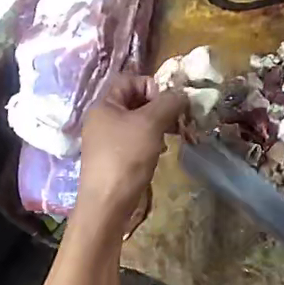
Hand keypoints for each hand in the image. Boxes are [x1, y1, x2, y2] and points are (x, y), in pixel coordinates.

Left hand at [76, 75, 187, 230]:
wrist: (107, 204)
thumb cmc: (126, 157)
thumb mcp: (150, 124)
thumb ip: (168, 103)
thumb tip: (181, 93)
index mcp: (104, 104)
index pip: (130, 80)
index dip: (152, 86)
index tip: (170, 103)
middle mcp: (102, 119)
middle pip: (134, 101)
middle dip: (159, 107)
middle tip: (177, 120)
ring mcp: (105, 140)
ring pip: (136, 122)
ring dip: (157, 125)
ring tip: (171, 137)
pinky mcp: (112, 158)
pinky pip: (134, 141)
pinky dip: (149, 142)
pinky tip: (160, 152)